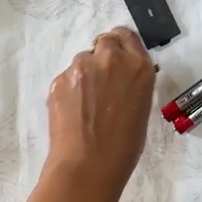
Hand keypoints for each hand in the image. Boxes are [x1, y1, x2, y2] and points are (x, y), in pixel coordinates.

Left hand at [44, 27, 155, 191]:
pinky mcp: (60, 79)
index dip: (121, 45)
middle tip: (101, 79)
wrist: (88, 165)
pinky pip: (67, 77)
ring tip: (86, 103)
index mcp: (138, 65)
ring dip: (85, 73)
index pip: (127, 36)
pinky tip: (73, 111)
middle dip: (102, 55)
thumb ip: (132, 81)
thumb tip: (122, 77)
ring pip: (83, 60)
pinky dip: (70, 89)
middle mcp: (110, 58)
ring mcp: (82, 66)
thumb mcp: (142, 106)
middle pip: (105, 41)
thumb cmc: (125, 145)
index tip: (118, 56)